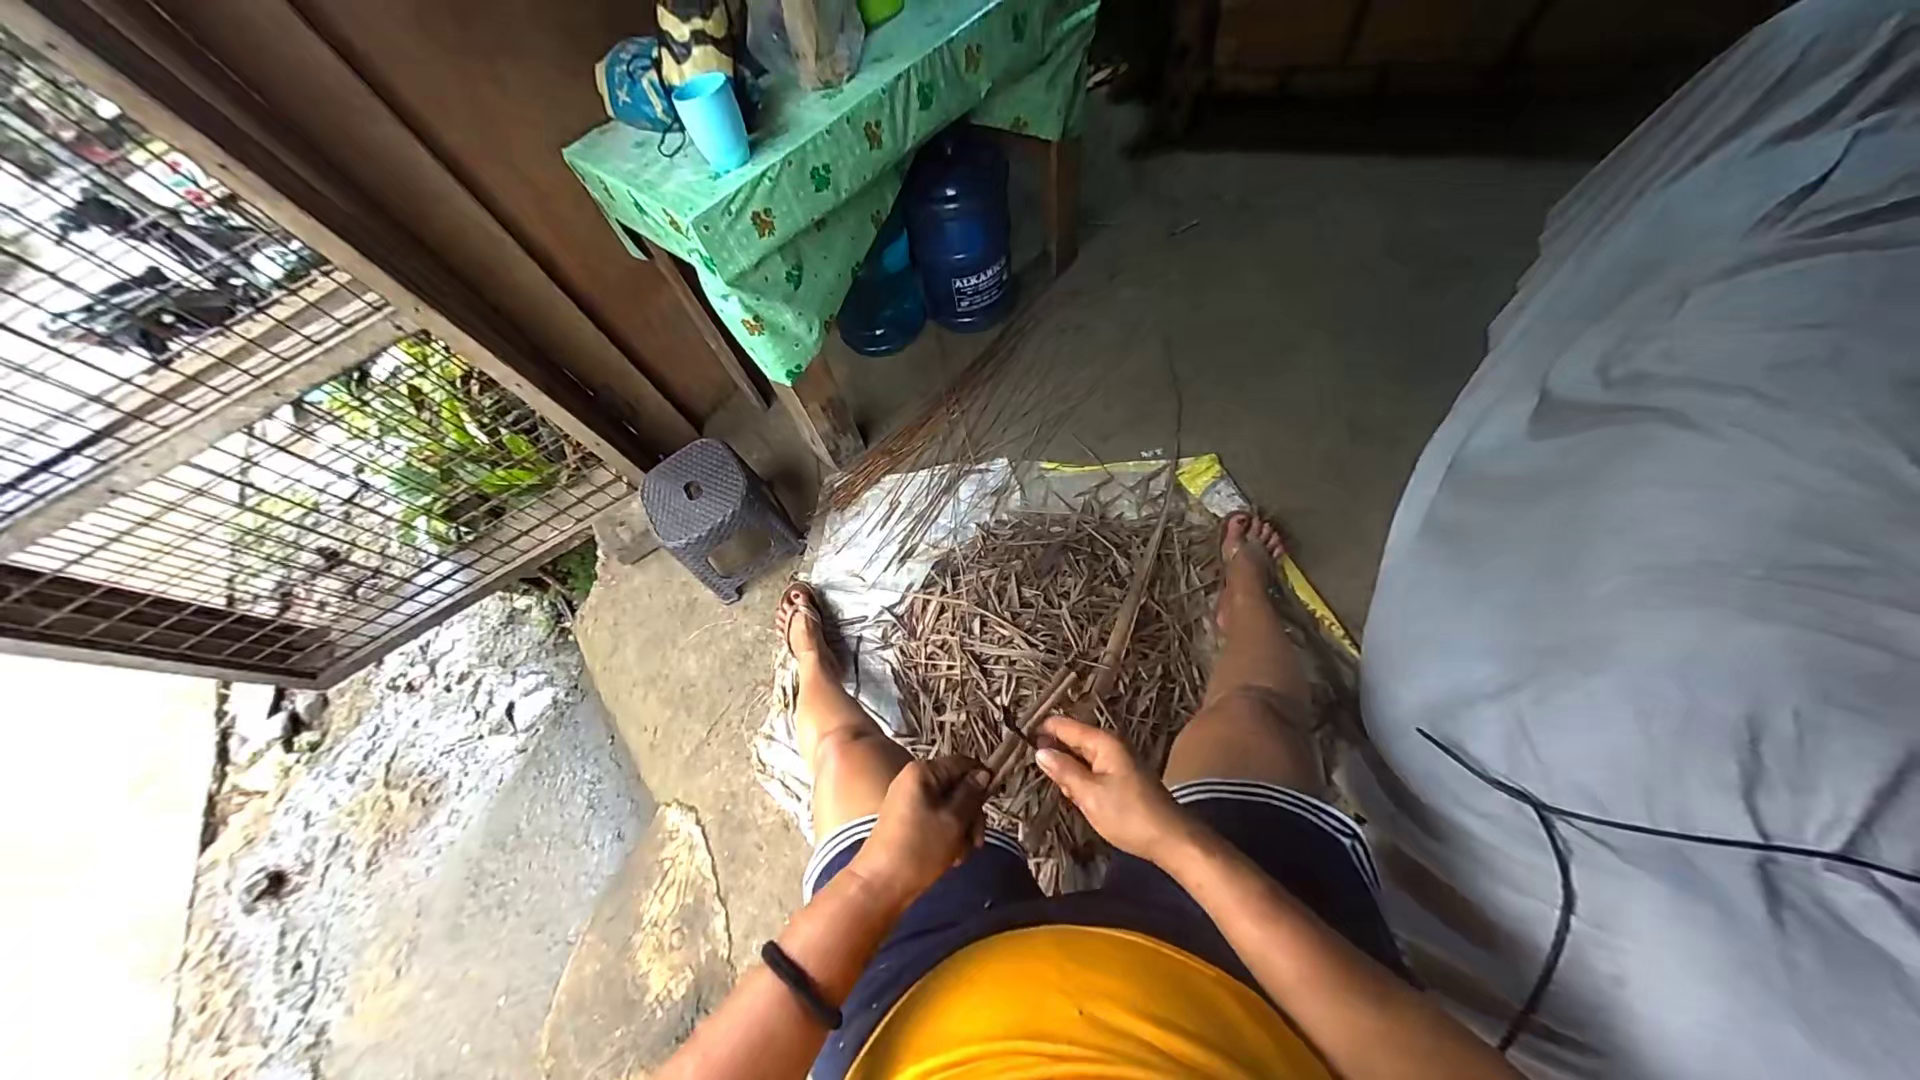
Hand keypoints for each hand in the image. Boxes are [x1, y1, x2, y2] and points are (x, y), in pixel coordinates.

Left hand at [849, 755, 988, 907]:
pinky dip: (947, 835)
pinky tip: (951, 857)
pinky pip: (936, 819)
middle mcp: (913, 779)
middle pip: (957, 786)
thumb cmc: (919, 849)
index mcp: (922, 771)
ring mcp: (908, 799)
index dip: (982, 778)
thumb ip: (971, 794)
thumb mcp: (953, 820)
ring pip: (949, 806)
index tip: (996, 800)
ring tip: (961, 855)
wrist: (879, 886)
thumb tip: (983, 774)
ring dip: (961, 828)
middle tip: (977, 841)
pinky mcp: (906, 820)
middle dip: (971, 813)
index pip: (962, 763)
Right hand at [1033, 715, 1192, 861]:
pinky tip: (1076, 796)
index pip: (1065, 726)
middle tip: (1039, 771)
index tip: (1020, 738)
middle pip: (1072, 740)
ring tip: (1060, 788)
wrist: (1170, 839)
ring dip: (1067, 770)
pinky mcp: (1120, 778)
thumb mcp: (1089, 794)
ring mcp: (1116, 761)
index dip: (1042, 730)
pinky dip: (1080, 780)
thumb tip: (1040, 751)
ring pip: (1080, 758)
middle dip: (1054, 753)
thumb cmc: (1129, 815)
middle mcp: (1110, 746)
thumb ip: (1063, 770)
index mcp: (1103, 742)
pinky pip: (1091, 770)